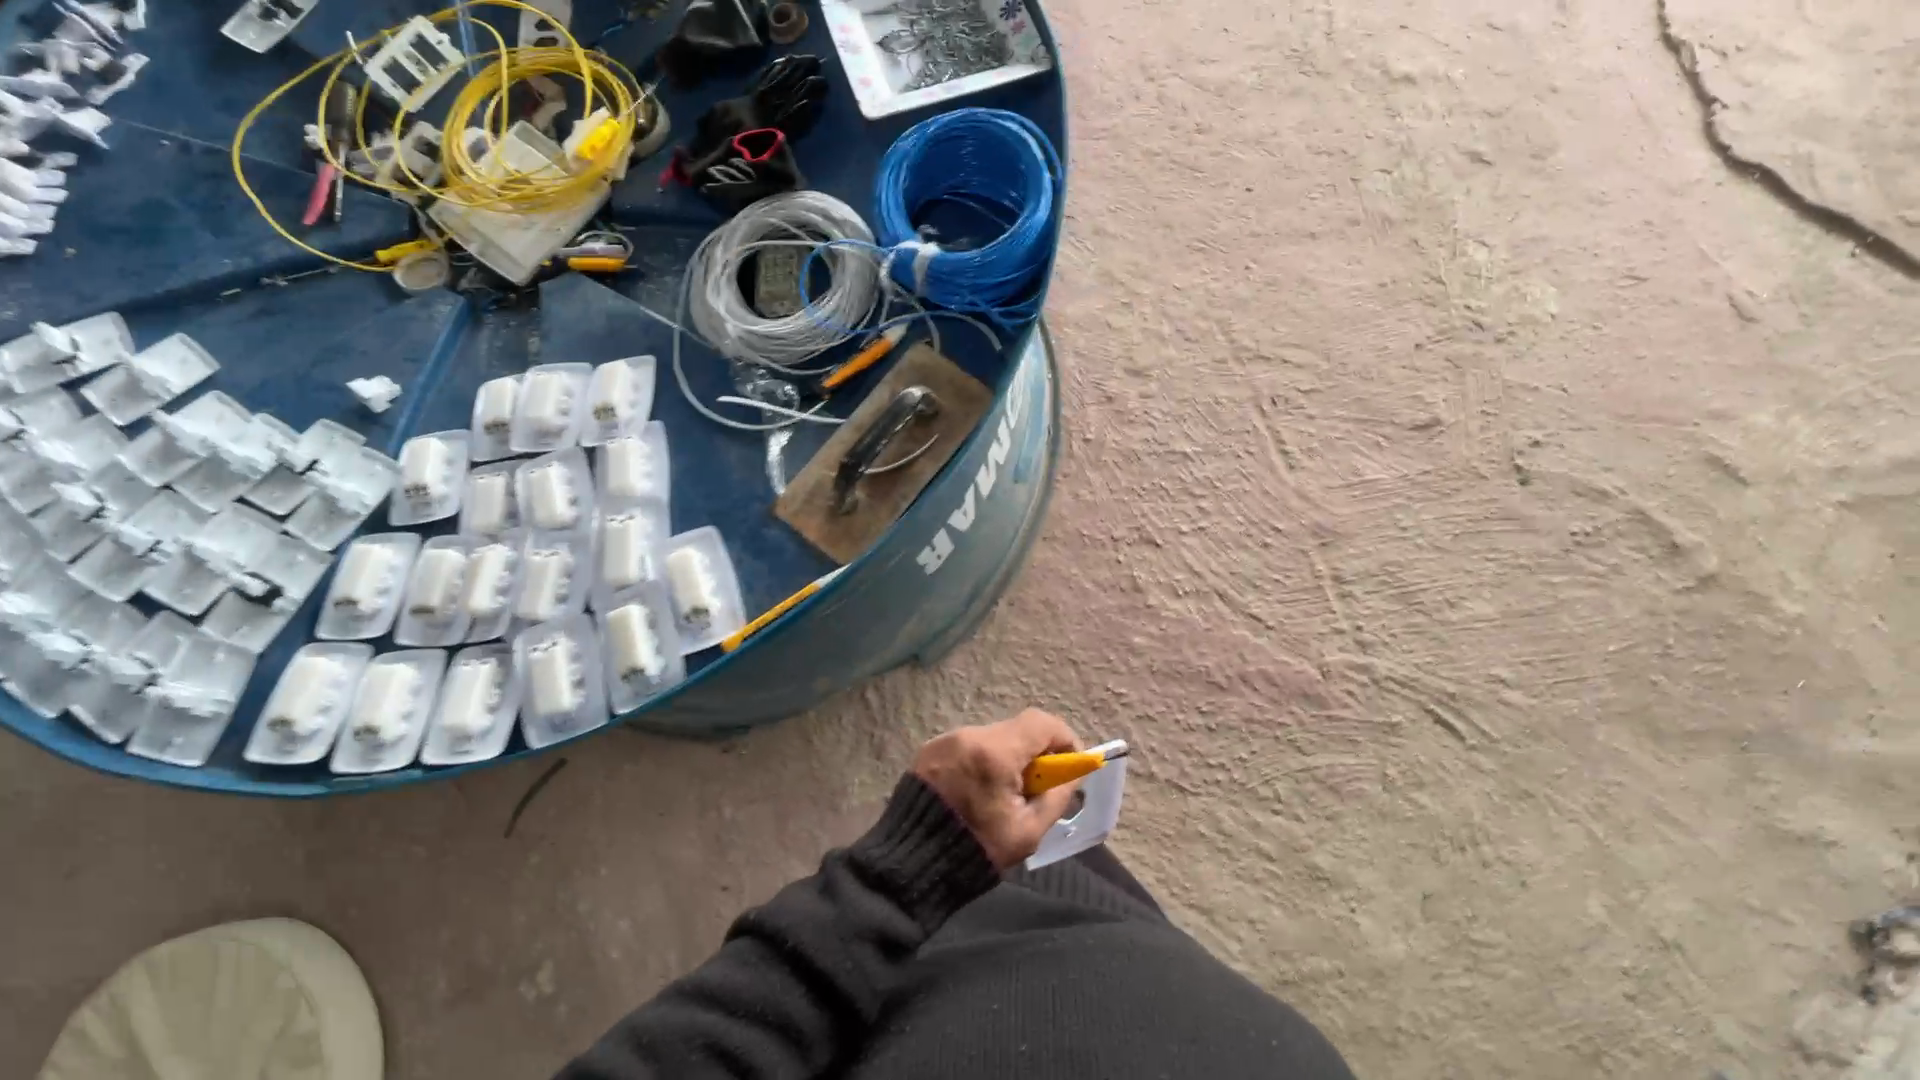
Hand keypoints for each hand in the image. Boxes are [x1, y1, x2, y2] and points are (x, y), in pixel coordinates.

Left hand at [912, 710, 1082, 871]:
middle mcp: (968, 736)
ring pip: (992, 739)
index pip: (1042, 723)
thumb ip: (1056, 796)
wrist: (911, 863)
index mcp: (994, 752)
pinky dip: (982, 762)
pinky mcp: (929, 750)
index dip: (1064, 739)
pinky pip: (968, 747)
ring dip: (1007, 759)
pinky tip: (978, 793)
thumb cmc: (976, 848)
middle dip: (1035, 754)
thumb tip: (1074, 772)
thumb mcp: (1028, 831)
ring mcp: (945, 740)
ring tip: (1003, 796)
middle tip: (1037, 789)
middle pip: (1016, 731)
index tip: (1070, 764)